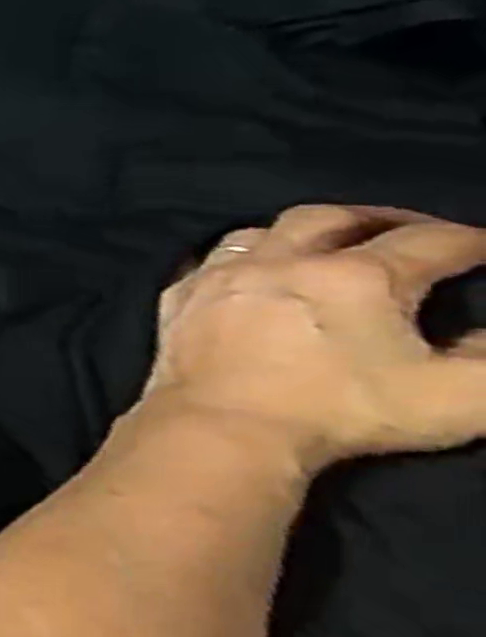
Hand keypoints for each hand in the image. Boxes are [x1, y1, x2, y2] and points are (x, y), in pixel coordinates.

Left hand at [144, 205, 485, 471]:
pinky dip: (241, 256)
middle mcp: (277, 260)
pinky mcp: (181, 293)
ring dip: (298, 231)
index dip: (467, 240)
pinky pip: (211, 260)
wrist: (225, 418)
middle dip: (375, 217)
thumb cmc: (341, 408)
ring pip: (259, 232)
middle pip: (326, 217)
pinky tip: (250, 269)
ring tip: (325, 242)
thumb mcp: (458, 396)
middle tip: (404, 227)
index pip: (425, 243)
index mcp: (352, 276)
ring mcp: (218, 274)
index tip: (484, 242)